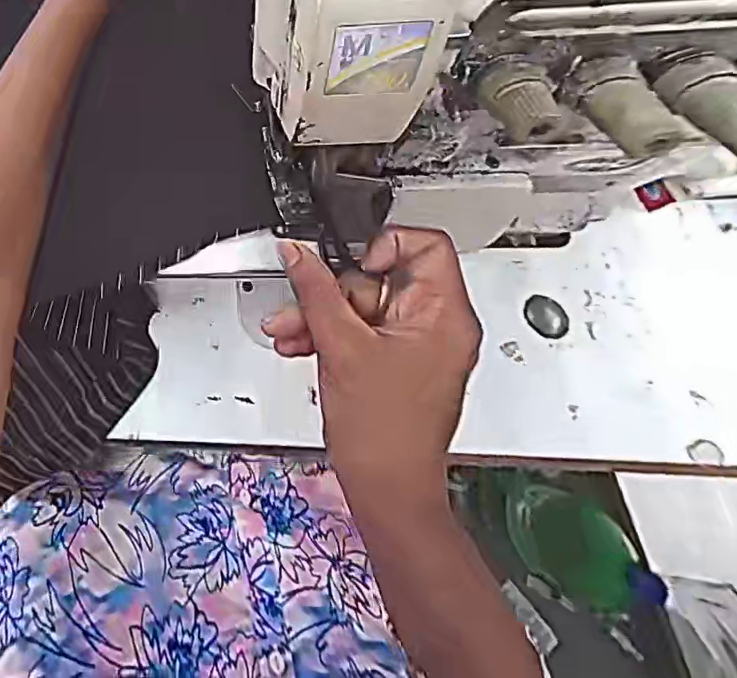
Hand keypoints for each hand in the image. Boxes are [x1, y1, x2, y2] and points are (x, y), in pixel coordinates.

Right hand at [266, 228, 480, 495]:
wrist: (385, 491)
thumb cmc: (385, 435)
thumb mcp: (341, 346)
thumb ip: (315, 290)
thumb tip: (297, 253)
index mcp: (445, 314)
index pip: (427, 244)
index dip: (385, 244)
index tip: (353, 262)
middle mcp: (439, 324)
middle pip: (382, 277)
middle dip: (333, 291)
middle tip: (303, 304)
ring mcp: (418, 344)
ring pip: (364, 305)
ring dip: (322, 314)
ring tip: (292, 329)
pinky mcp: (398, 360)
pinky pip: (362, 328)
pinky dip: (332, 332)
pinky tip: (302, 342)